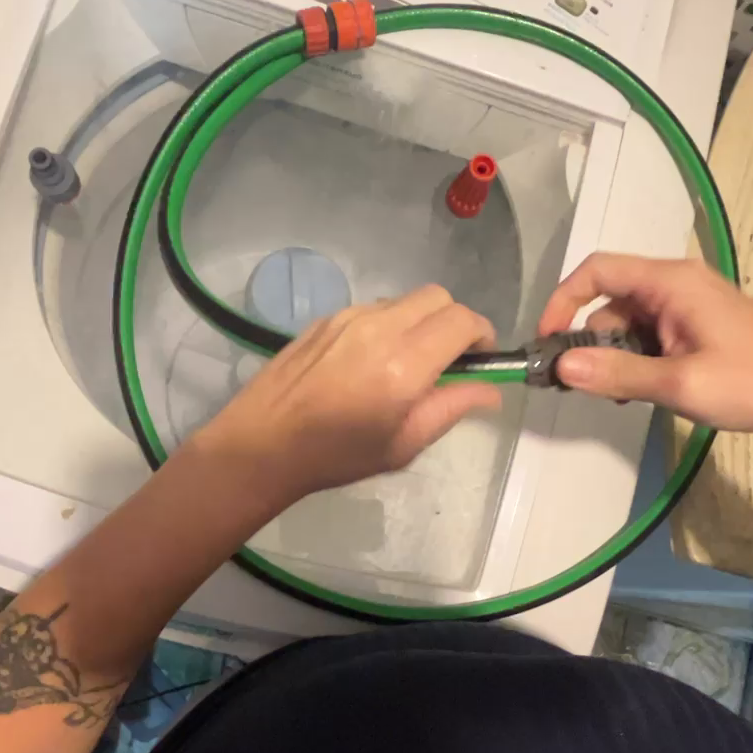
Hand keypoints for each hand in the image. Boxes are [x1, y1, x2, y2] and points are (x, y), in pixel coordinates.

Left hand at [187, 285, 502, 501]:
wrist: (262, 443)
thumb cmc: (336, 455)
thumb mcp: (403, 444)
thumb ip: (451, 408)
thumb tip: (490, 390)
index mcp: (404, 364)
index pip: (463, 321)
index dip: (482, 335)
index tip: (481, 359)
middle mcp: (379, 327)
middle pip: (438, 297)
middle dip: (455, 322)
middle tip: (449, 361)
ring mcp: (348, 317)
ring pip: (405, 300)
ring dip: (421, 322)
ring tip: (407, 363)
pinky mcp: (326, 318)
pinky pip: (374, 308)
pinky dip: (390, 325)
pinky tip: (371, 362)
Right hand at [536, 253, 752, 436]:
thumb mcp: (679, 384)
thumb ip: (617, 374)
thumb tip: (560, 368)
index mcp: (671, 282)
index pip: (597, 270)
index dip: (562, 300)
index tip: (546, 342)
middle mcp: (676, 284)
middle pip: (609, 301)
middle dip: (590, 342)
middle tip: (588, 386)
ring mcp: (688, 305)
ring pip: (627, 323)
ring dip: (615, 357)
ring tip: (626, 396)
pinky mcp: (696, 325)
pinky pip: (649, 335)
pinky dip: (636, 360)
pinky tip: (646, 390)